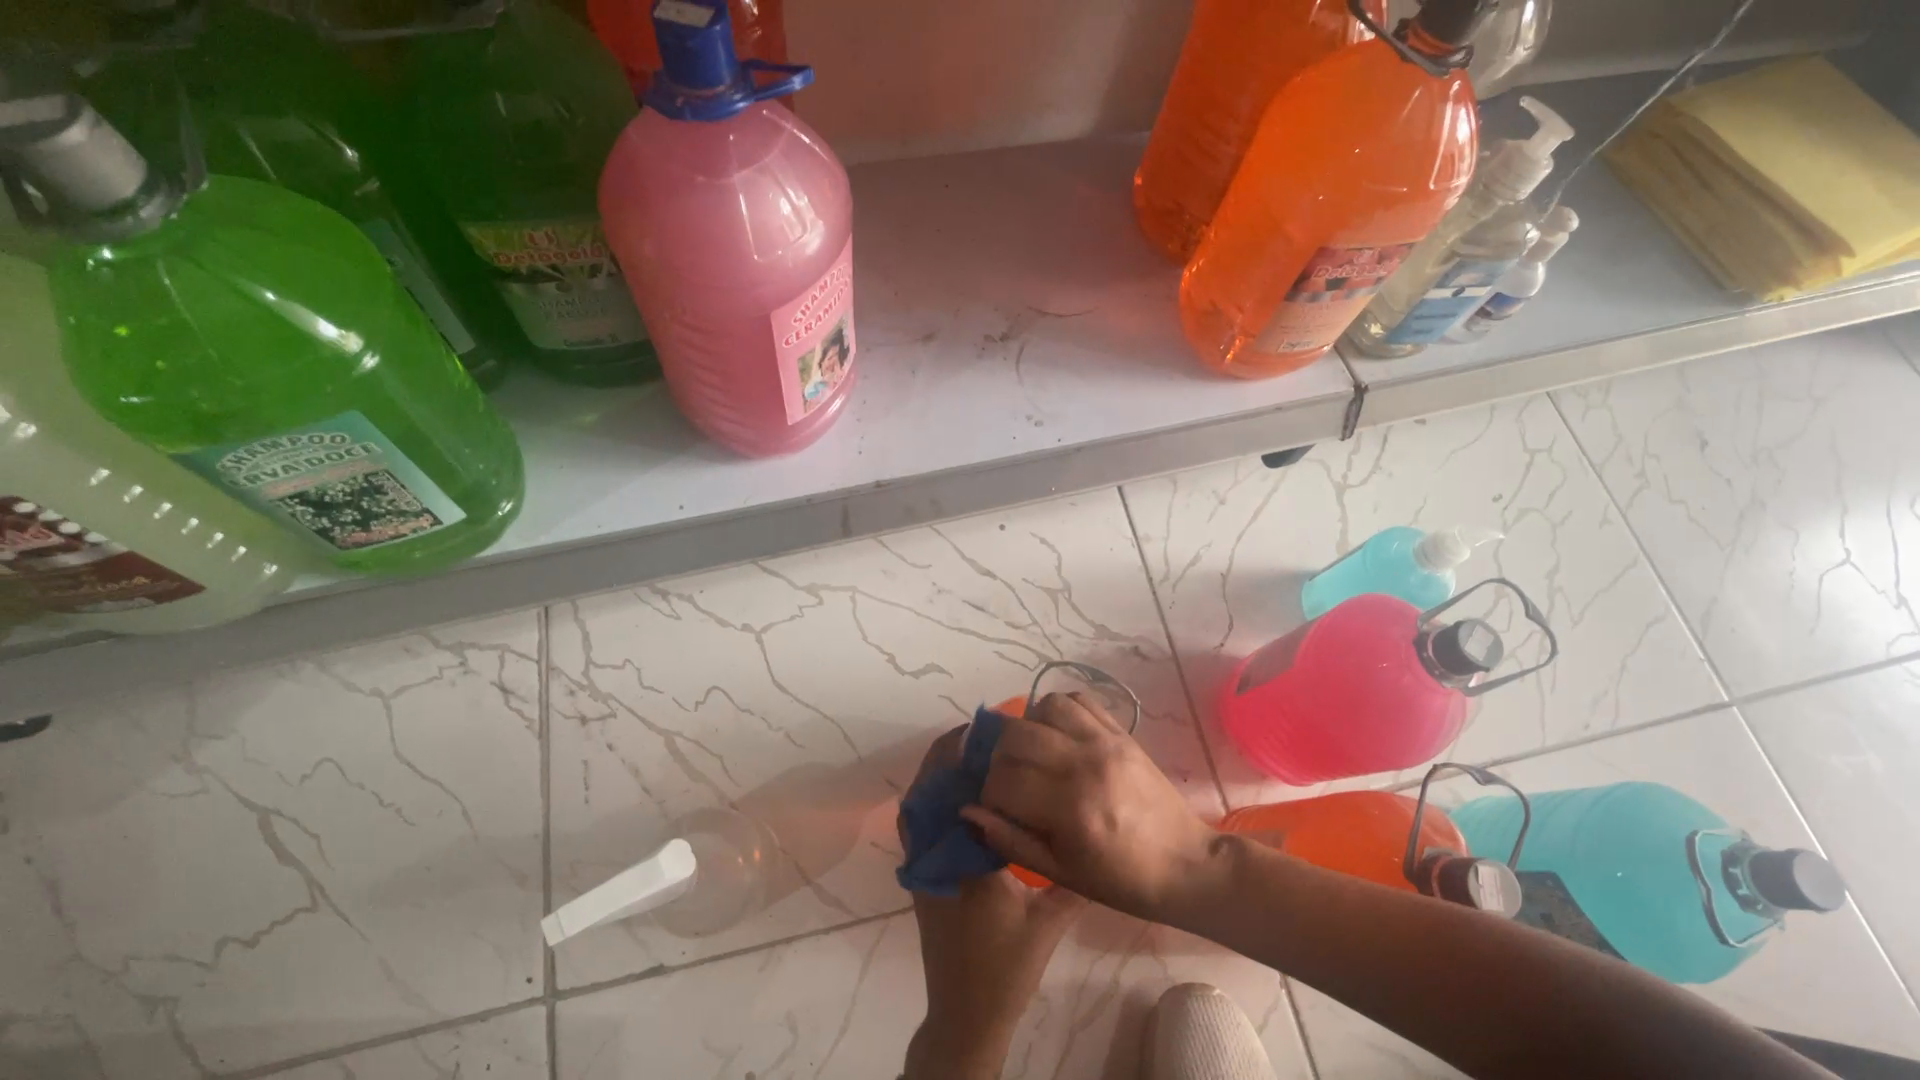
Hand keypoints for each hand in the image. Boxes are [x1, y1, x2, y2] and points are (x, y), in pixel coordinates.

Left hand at [901, 728, 1085, 1079]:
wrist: (966, 1013)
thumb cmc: (1006, 967)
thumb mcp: (1048, 921)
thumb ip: (1071, 879)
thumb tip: (1094, 835)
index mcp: (966, 860)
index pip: (959, 793)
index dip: (969, 756)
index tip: (992, 731)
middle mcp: (934, 855)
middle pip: (928, 790)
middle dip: (950, 756)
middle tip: (981, 733)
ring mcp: (921, 866)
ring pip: (918, 805)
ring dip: (938, 774)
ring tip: (972, 752)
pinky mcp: (920, 877)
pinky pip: (918, 825)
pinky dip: (932, 799)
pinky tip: (960, 792)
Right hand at [962, 692, 1218, 921]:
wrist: (1186, 865)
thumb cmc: (1121, 880)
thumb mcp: (1060, 873)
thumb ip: (1010, 840)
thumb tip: (968, 811)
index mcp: (1069, 808)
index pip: (1002, 780)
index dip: (988, 794)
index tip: (997, 808)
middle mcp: (1084, 765)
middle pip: (1015, 736)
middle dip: (999, 758)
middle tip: (1008, 779)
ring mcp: (1105, 743)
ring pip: (1043, 708)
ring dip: (1027, 728)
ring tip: (1032, 754)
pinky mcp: (1121, 733)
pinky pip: (1078, 701)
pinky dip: (1057, 711)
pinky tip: (1057, 737)